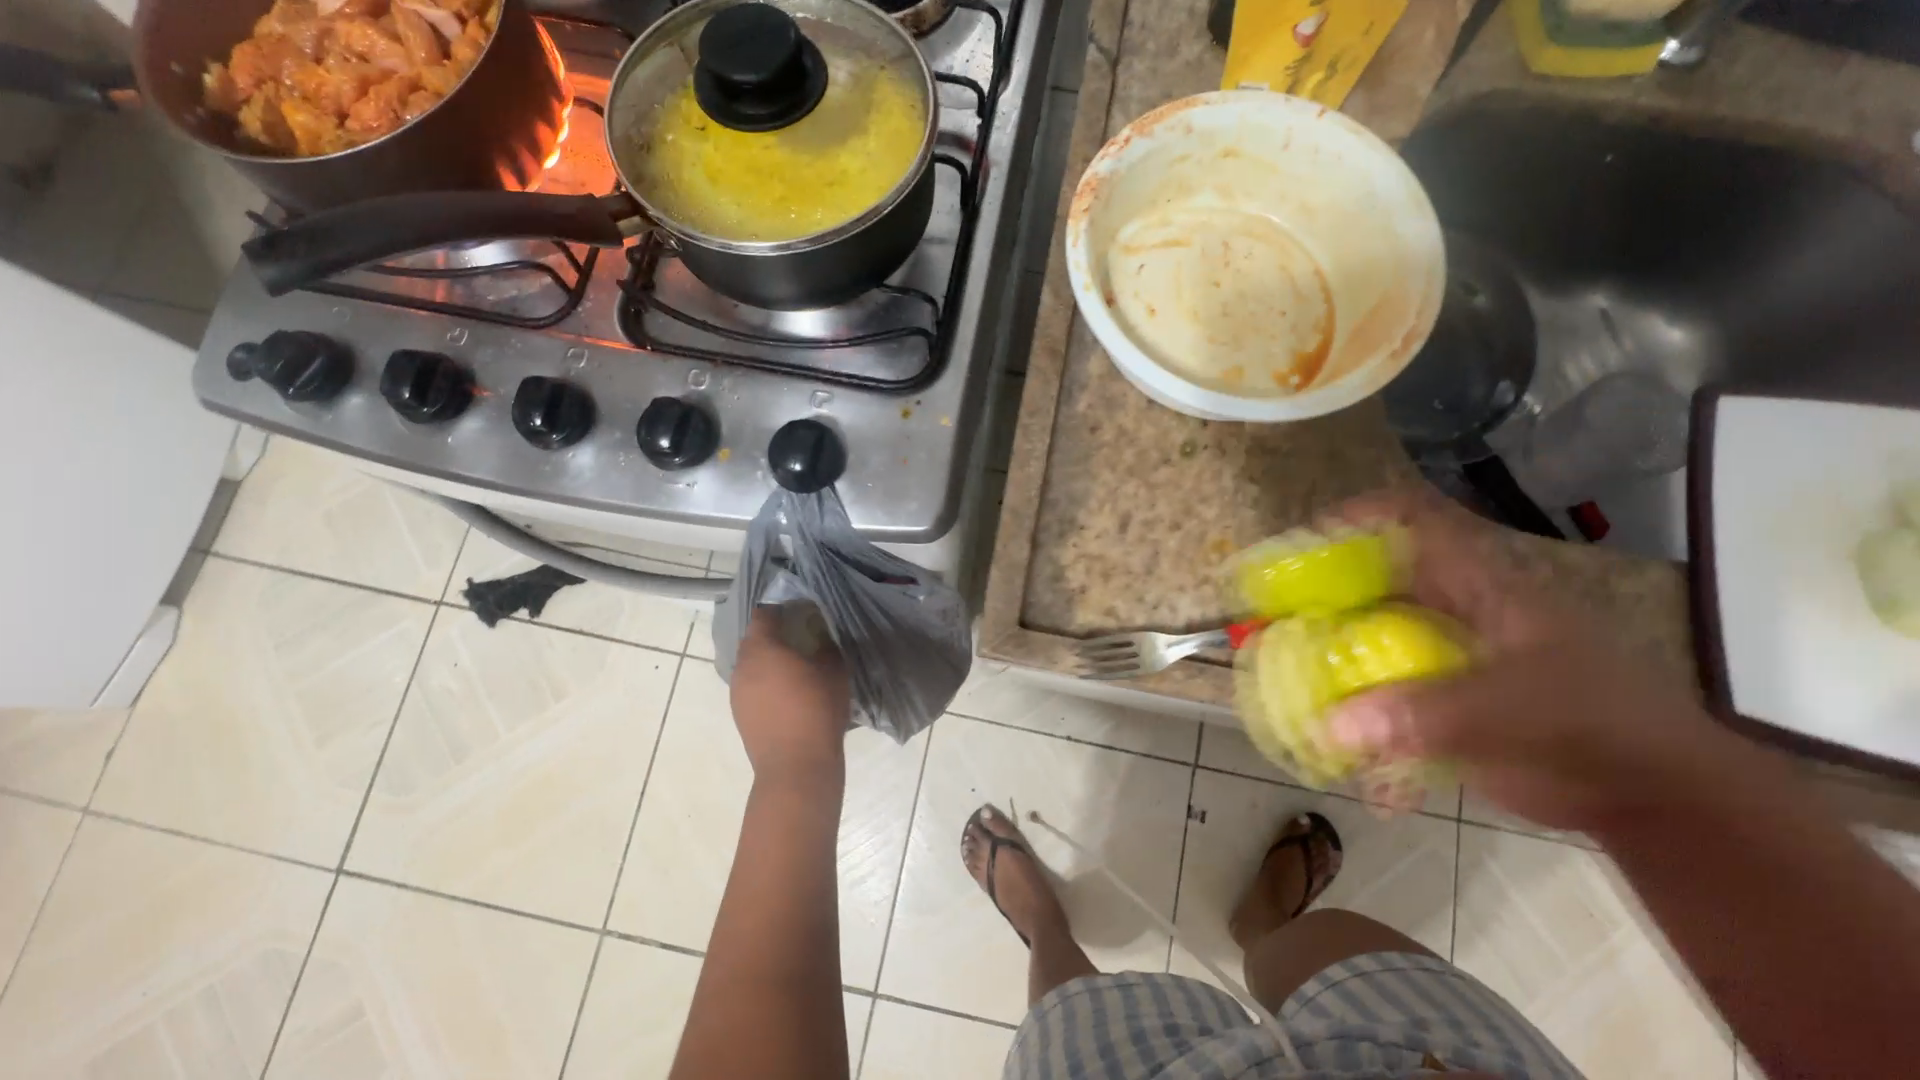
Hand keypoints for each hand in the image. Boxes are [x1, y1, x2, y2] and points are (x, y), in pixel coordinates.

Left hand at [730, 605, 851, 789]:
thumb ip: (826, 646)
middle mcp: (742, 666)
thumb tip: (821, 637)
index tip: (802, 612)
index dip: (782, 609)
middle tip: (801, 640)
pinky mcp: (740, 715)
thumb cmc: (817, 709)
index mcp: (762, 647)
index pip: (764, 614)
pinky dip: (766, 684)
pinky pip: (752, 688)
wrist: (796, 766)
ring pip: (751, 666)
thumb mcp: (834, 670)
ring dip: (769, 662)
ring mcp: (737, 692)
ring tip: (795, 670)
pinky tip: (788, 696)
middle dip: (774, 636)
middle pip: (754, 639)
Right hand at [1322, 488, 1726, 831]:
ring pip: (1371, 646)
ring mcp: (1449, 663)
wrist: (1651, 796)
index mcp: (1481, 589)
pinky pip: (1383, 704)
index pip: (1416, 525)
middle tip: (1274, 621)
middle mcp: (1455, 616)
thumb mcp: (1514, 708)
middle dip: (1322, 599)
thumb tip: (1328, 726)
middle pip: (1375, 586)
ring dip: (1331, 666)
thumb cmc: (1596, 726)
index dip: (1359, 520)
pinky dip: (1357, 725)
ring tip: (1288, 685)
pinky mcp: (1444, 710)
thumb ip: (1422, 714)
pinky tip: (1341, 756)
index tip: (1304, 543)